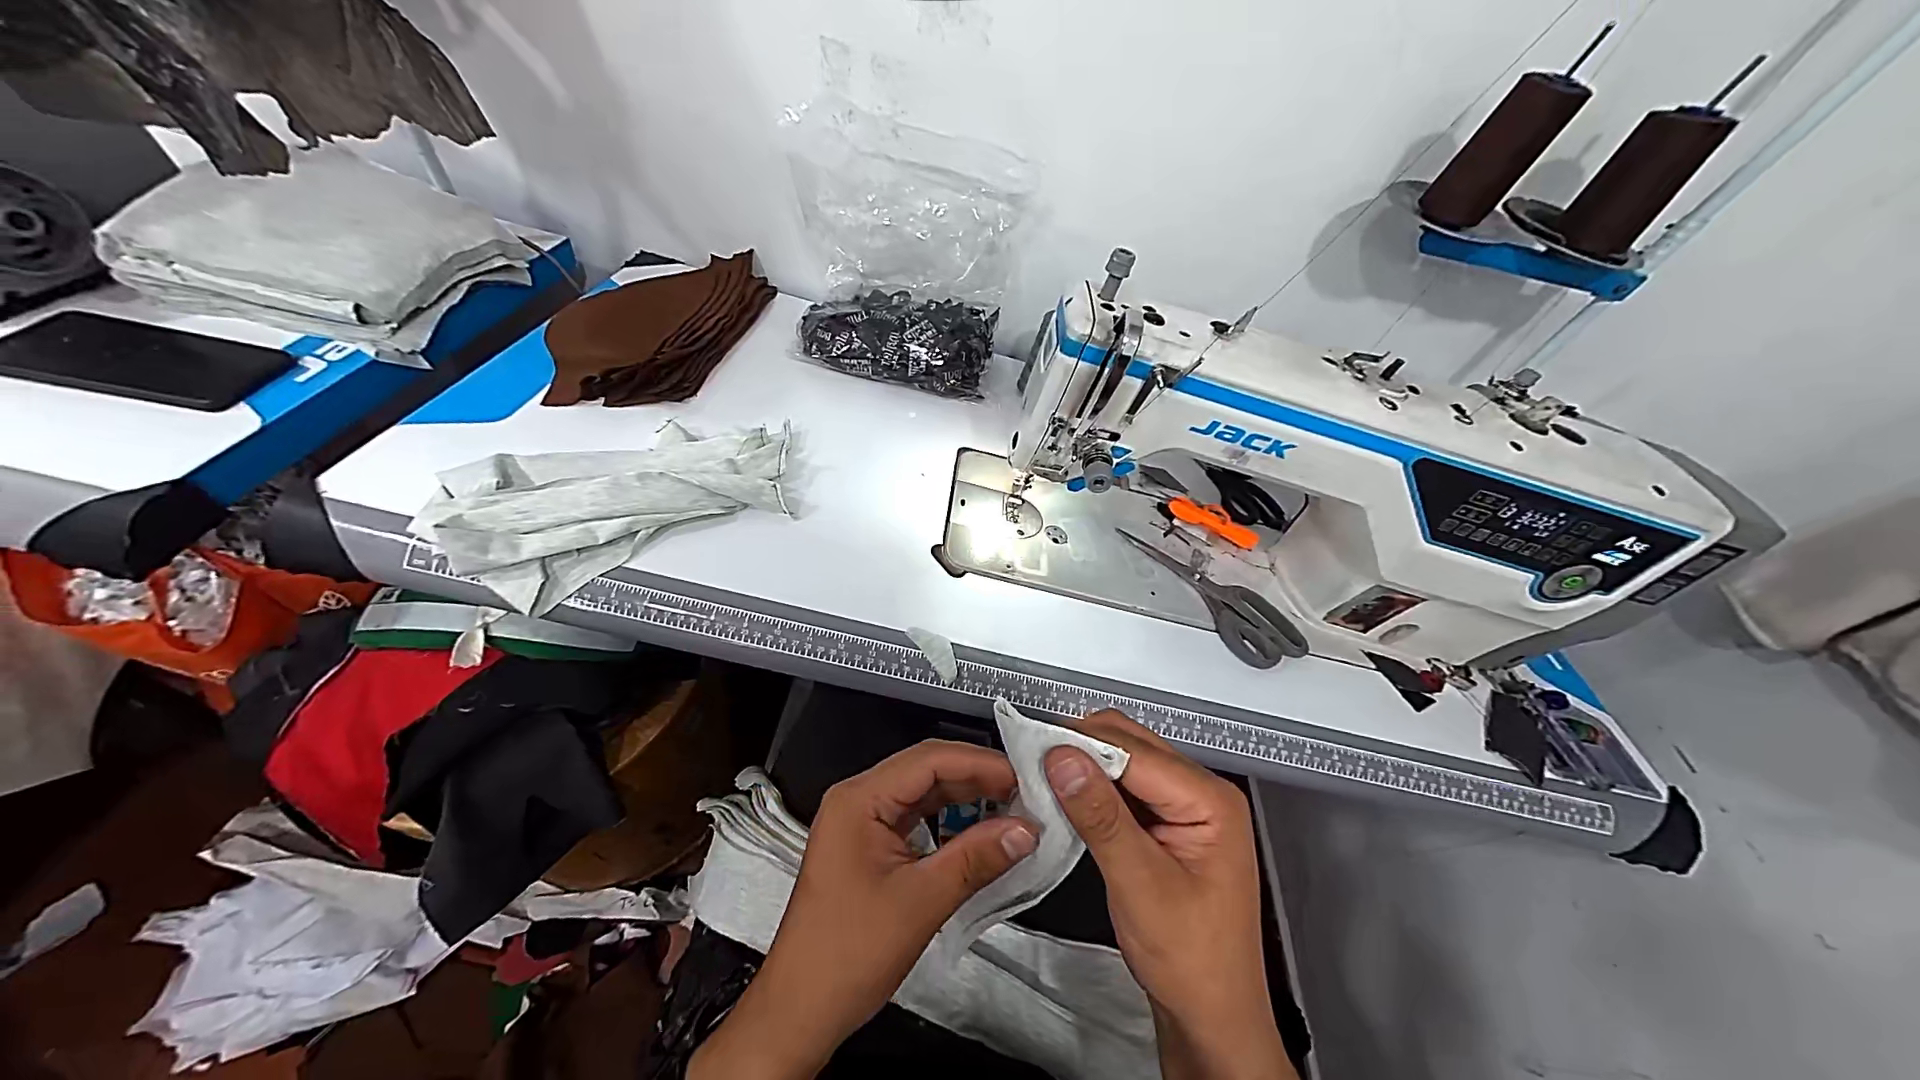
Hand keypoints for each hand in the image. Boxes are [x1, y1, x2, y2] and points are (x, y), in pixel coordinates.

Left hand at [690, 741, 1038, 1079]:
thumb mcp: (920, 902)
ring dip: (967, 799)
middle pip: (927, 770)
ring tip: (1011, 810)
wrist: (801, 1008)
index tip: (1022, 777)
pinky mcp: (870, 844)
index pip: (929, 760)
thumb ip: (976, 858)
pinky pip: (917, 818)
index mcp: (859, 799)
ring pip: (924, 793)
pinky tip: (980, 831)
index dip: (980, 764)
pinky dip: (950, 822)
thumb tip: (1024, 831)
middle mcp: (858, 800)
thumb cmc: (846, 954)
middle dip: (977, 779)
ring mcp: (862, 822)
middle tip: (1025, 794)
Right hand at [1046, 710, 1295, 1079]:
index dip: (1082, 745)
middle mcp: (1201, 792)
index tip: (1034, 749)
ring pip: (1123, 761)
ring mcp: (1184, 806)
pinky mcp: (1165, 821)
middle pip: (1130, 744)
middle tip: (1033, 762)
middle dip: (1081, 748)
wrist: (1210, 1015)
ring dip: (1084, 766)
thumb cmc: (1193, 961)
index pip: (1135, 751)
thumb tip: (1065, 759)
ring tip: (1043, 779)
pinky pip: (1122, 786)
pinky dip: (1091, 788)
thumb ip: (1101, 817)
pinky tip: (1066, 799)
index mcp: (1210, 800)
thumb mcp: (1140, 886)